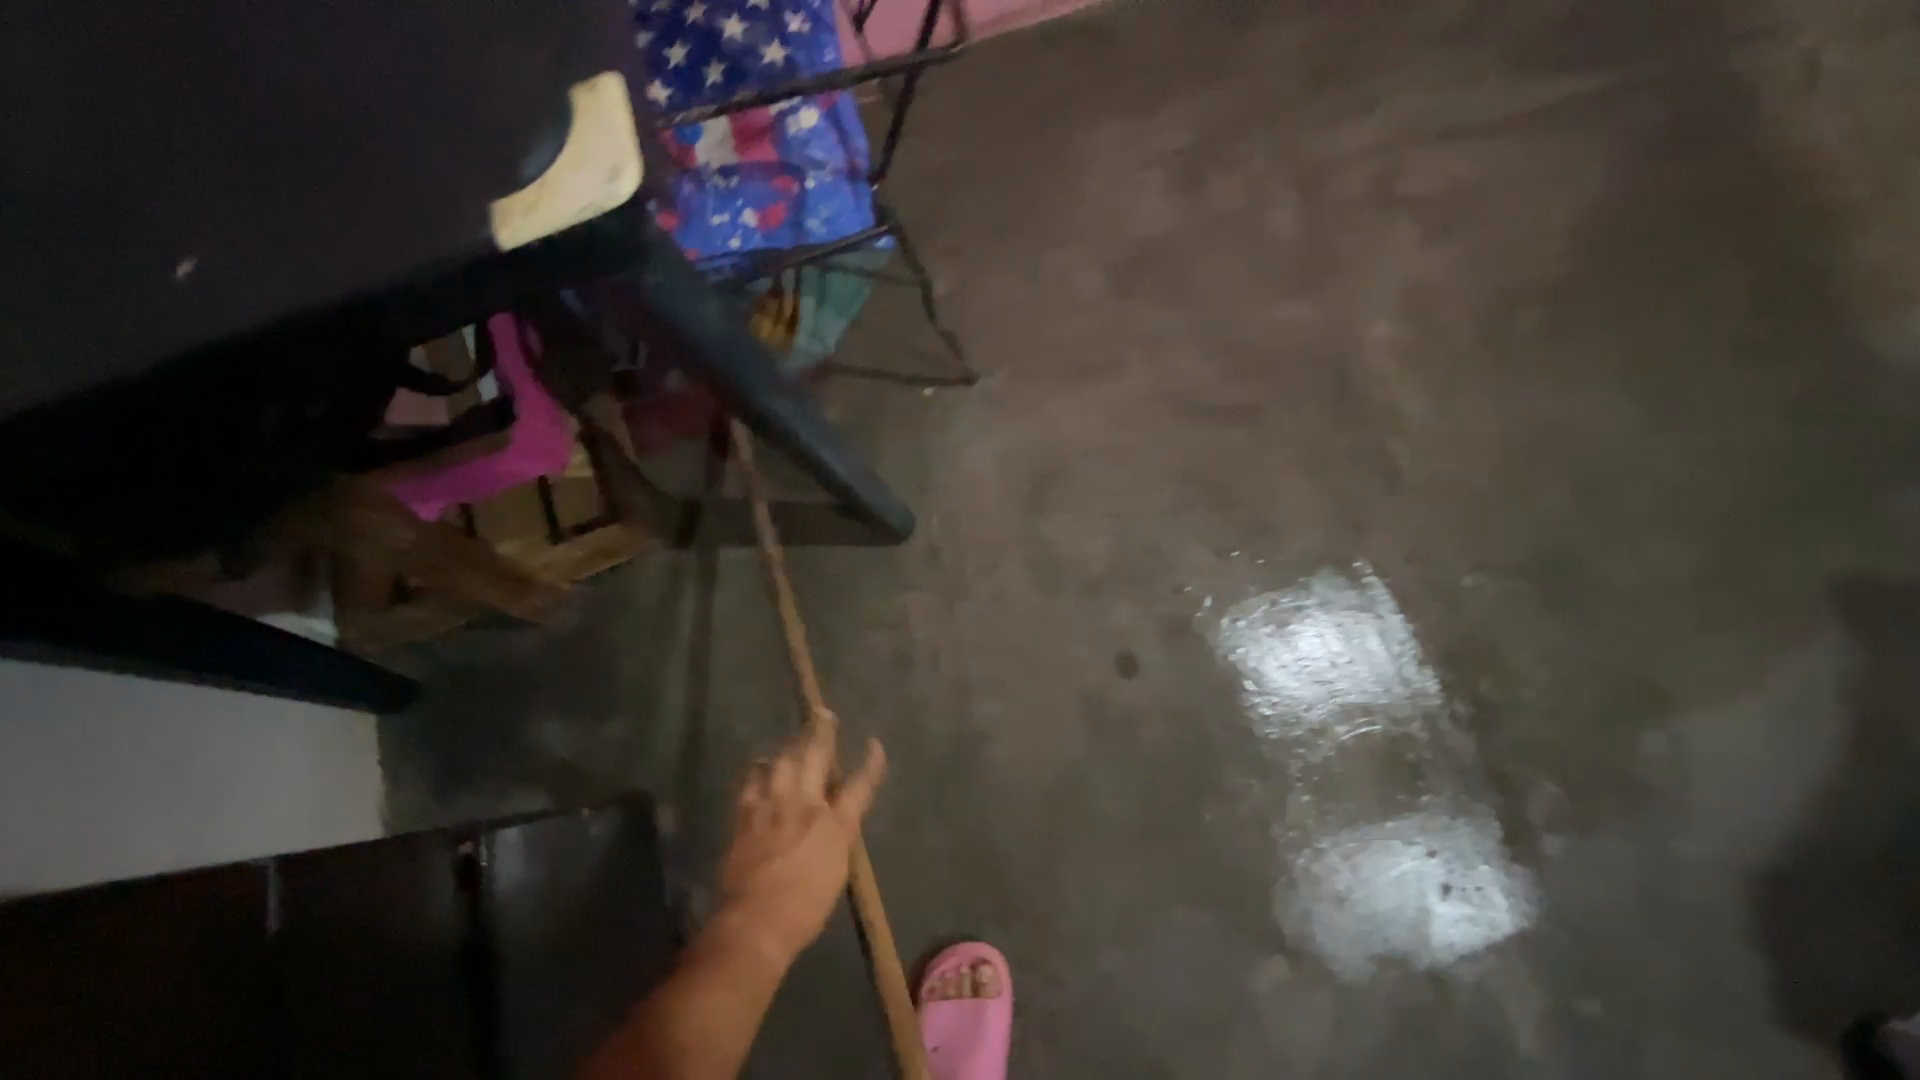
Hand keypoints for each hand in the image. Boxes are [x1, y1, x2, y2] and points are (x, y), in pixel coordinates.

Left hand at [711, 711, 886, 967]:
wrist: (758, 920)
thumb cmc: (805, 908)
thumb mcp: (835, 872)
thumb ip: (836, 838)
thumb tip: (834, 820)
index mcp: (836, 825)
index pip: (859, 786)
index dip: (870, 763)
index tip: (874, 743)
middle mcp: (806, 807)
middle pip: (816, 758)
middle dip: (823, 733)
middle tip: (823, 714)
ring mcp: (773, 808)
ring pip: (782, 763)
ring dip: (789, 747)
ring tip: (792, 739)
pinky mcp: (746, 817)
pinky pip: (752, 783)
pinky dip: (759, 772)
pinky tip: (760, 766)